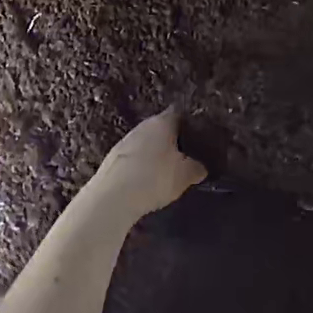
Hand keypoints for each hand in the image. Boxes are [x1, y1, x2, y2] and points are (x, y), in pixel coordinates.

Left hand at [76, 109, 207, 224]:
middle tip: (186, 156)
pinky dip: (141, 166)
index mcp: (162, 122)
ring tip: (167, 171)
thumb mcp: (186, 175)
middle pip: (161, 129)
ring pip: (146, 144)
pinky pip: (133, 159)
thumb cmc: (155, 178)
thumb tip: (200, 167)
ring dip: (155, 154)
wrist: (113, 197)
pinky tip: (146, 181)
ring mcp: (124, 141)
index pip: (179, 114)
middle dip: (172, 141)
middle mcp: (142, 126)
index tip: (199, 136)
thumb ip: (196, 168)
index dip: (191, 124)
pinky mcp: (112, 159)